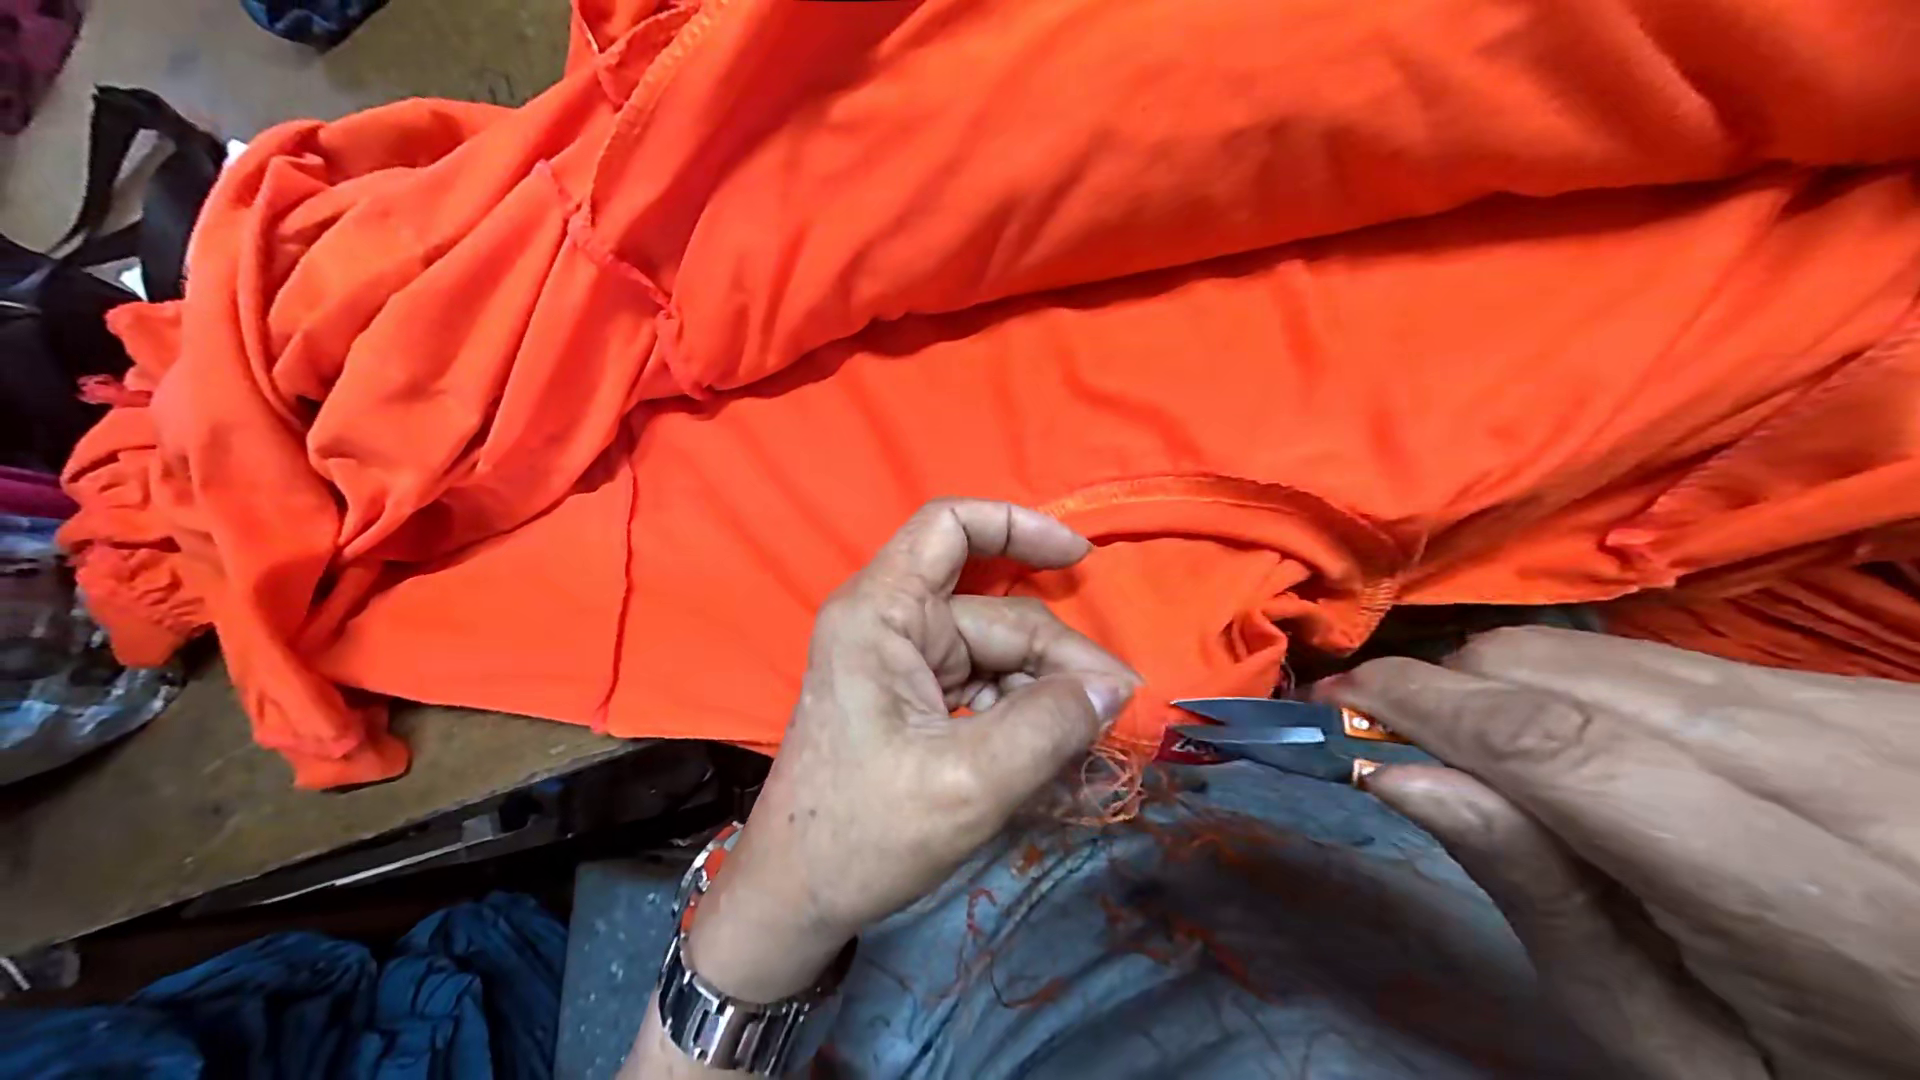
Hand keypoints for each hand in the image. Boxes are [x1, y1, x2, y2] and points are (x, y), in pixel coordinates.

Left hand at [686, 499, 1138, 1002]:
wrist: (797, 896)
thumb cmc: (863, 834)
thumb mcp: (969, 782)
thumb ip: (1049, 727)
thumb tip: (1112, 687)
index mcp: (882, 613)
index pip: (949, 527)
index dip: (1016, 526)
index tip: (1077, 558)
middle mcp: (891, 624)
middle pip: (996, 612)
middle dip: (1057, 657)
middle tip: (1115, 707)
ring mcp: (902, 663)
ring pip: (997, 654)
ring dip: (1043, 693)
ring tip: (1083, 743)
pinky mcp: (914, 699)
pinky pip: (984, 687)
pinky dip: (1020, 713)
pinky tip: (1048, 754)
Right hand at [1322, 627, 1919, 1079]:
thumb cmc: (1816, 1072)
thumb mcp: (1667, 1038)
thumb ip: (1536, 895)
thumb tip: (1393, 773)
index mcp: (1833, 913)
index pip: (1561, 749)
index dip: (1425, 704)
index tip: (1337, 697)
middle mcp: (1874, 783)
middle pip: (1571, 675)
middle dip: (1450, 686)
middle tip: (1396, 728)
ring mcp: (1890, 718)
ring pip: (1606, 652)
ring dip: (1507, 684)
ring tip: (1486, 742)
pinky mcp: (1881, 689)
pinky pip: (1662, 655)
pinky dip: (1583, 685)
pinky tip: (1594, 742)